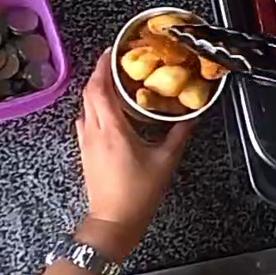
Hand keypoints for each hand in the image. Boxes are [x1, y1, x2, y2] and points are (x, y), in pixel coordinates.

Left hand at [75, 51, 193, 258]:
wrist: (113, 222)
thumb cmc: (138, 194)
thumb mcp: (165, 162)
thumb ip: (178, 136)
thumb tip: (191, 118)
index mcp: (112, 129)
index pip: (99, 88)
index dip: (102, 67)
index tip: (111, 52)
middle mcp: (94, 132)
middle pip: (88, 93)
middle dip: (99, 75)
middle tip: (115, 64)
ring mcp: (86, 142)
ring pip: (85, 107)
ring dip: (95, 92)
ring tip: (113, 84)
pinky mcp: (85, 153)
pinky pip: (85, 122)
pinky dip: (94, 109)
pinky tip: (109, 113)